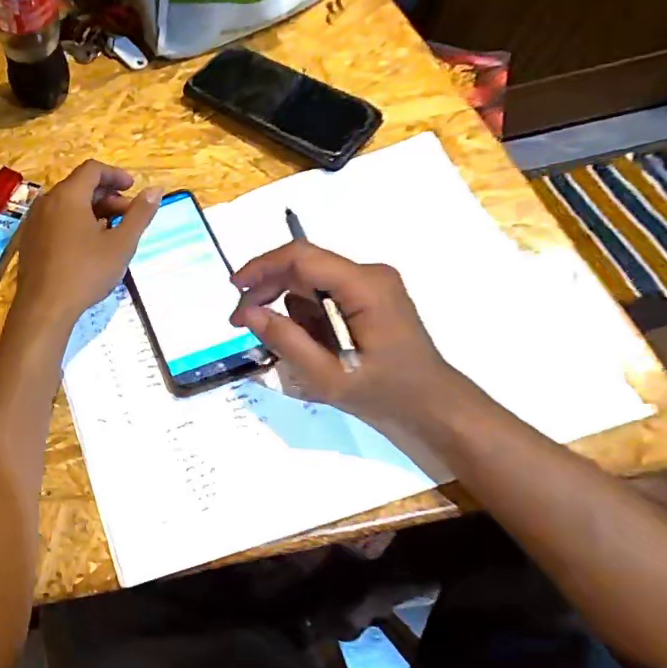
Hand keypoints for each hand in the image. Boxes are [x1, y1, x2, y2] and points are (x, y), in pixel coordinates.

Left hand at [14, 161, 160, 321]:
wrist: (44, 307)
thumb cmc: (85, 273)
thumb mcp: (121, 244)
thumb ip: (139, 214)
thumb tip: (156, 190)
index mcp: (68, 196)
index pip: (92, 169)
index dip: (115, 175)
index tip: (133, 188)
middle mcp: (47, 202)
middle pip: (79, 186)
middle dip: (107, 196)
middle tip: (128, 215)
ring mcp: (34, 221)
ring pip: (67, 204)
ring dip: (92, 210)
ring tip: (112, 232)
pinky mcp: (30, 240)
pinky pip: (55, 220)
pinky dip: (75, 222)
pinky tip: (89, 245)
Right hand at [229, 241, 482, 438]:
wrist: (433, 410)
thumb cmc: (386, 395)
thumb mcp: (328, 377)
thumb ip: (285, 341)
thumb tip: (247, 312)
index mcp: (365, 287)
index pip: (301, 258)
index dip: (262, 268)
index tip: (234, 290)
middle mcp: (369, 275)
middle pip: (302, 267)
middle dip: (266, 290)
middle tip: (241, 322)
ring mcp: (370, 285)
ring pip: (308, 282)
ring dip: (284, 307)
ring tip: (277, 343)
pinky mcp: (368, 298)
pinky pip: (322, 294)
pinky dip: (303, 316)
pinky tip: (305, 344)